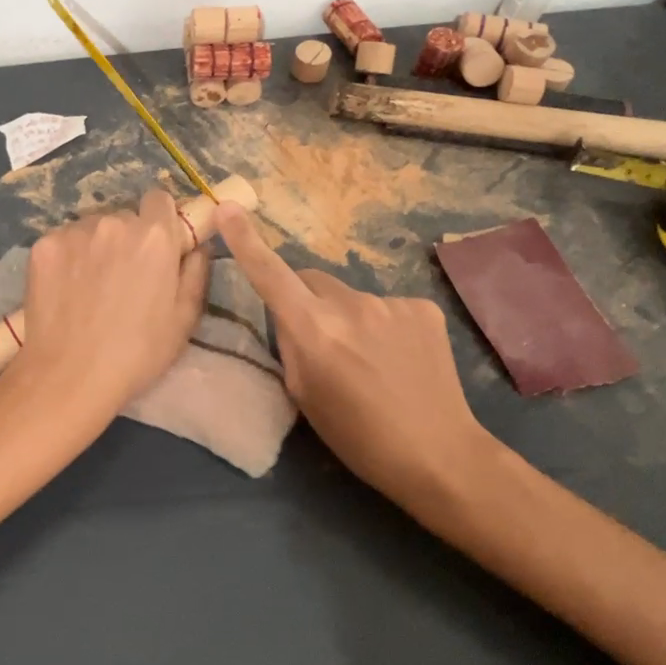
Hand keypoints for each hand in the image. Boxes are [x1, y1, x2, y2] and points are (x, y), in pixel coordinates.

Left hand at [6, 189, 211, 418]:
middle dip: (127, 239)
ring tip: (90, 287)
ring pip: (91, 228)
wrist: (70, 375)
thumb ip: (196, 273)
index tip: (156, 247)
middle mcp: (114, 223)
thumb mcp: (184, 320)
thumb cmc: (136, 354)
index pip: (159, 200)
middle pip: (124, 217)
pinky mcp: (43, 246)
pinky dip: (67, 258)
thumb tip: (198, 246)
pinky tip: (66, 290)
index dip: (160, 221)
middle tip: (122, 277)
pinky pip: (63, 241)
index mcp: (154, 236)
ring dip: (95, 246)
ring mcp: (73, 232)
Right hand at [214, 202, 493, 503]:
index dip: (245, 241)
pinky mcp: (423, 309)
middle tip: (319, 341)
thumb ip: (291, 344)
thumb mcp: (303, 394)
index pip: (270, 275)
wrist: (439, 455)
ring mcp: (391, 303)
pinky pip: (385, 306)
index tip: (227, 209)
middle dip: (305, 299)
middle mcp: (350, 306)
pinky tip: (398, 358)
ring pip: (349, 297)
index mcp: (313, 330)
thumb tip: (289, 316)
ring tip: (368, 361)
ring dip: (346, 317)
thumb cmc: (357, 436)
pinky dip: (382, 326)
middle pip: (310, 280)